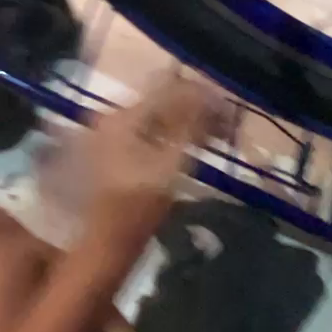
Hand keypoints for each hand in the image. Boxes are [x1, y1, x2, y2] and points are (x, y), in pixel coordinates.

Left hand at [80, 78, 222, 237]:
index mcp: (122, 116)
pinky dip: (169, 135)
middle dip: (196, 110)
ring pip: (155, 115)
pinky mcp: (111, 148)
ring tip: (213, 138)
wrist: (102, 244)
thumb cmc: (137, 209)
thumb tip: (213, 94)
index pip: (169, 88)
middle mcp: (111, 116)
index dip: (203, 96)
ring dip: (185, 123)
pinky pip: (145, 130)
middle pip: (161, 100)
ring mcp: (108, 132)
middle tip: (225, 128)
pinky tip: (189, 146)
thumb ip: (191, 125)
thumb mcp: (170, 166)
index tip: (229, 112)